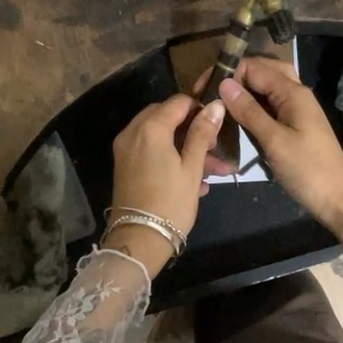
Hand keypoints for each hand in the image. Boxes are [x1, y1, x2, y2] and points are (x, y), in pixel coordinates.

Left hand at [107, 94, 225, 275]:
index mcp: (151, 128)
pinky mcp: (125, 167)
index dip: (200, 109)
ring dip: (185, 149)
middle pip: (166, 117)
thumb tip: (215, 106)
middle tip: (214, 148)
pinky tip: (194, 181)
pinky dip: (170, 159)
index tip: (217, 126)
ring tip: (213, 172)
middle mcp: (133, 132)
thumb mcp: (192, 168)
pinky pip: (150, 152)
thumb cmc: (171, 203)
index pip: (178, 102)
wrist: (139, 239)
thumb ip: (202, 134)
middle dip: (192, 130)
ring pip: (160, 137)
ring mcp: (126, 150)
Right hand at [218, 58, 342, 242]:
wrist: (337, 199)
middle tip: (213, 96)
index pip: (254, 67)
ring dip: (246, 94)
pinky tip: (240, 123)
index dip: (229, 74)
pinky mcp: (296, 127)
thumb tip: (224, 84)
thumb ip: (249, 112)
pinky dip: (255, 110)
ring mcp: (298, 111)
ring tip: (222, 108)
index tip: (204, 92)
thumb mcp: (274, 141)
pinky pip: (272, 109)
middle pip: (264, 72)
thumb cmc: (307, 170)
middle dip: (238, 79)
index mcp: (293, 92)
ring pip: (268, 91)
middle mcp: (296, 95)